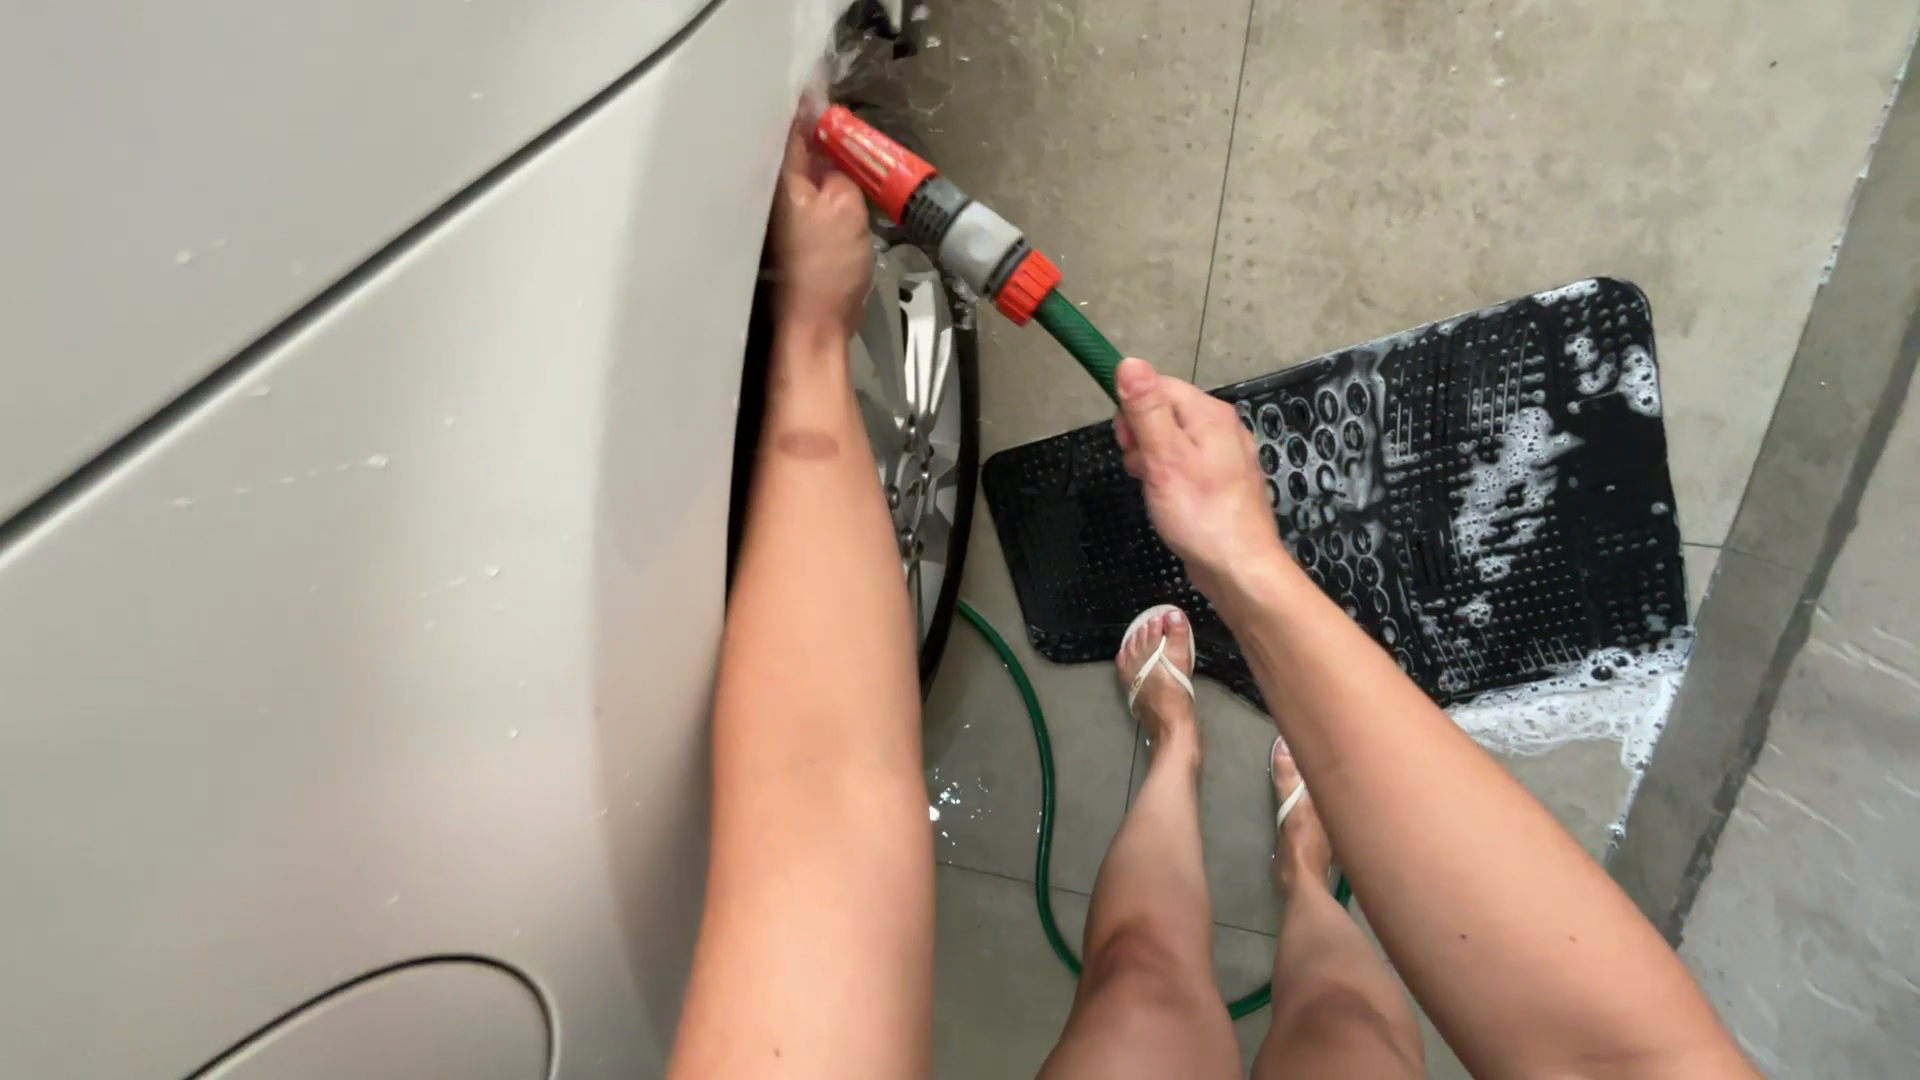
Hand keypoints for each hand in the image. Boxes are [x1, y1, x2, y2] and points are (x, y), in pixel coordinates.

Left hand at [772, 127, 873, 340]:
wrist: (818, 324)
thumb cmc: (829, 268)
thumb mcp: (847, 206)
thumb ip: (842, 169)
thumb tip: (836, 154)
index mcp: (780, 178)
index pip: (791, 124)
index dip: (813, 106)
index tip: (835, 98)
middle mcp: (774, 193)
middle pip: (798, 150)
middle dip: (825, 139)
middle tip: (855, 137)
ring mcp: (783, 218)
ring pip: (808, 177)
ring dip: (829, 168)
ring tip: (856, 163)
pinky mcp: (796, 239)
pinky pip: (813, 202)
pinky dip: (829, 194)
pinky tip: (847, 196)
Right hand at [1113, 358, 1289, 596]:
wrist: (1238, 567)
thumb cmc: (1199, 513)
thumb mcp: (1164, 457)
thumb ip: (1146, 410)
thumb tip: (1129, 362)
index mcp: (1209, 414)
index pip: (1157, 386)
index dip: (1132, 411)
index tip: (1127, 444)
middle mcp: (1221, 426)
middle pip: (1163, 411)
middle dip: (1141, 438)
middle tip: (1144, 471)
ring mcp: (1223, 454)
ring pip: (1170, 440)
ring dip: (1152, 461)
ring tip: (1156, 490)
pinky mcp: (1220, 480)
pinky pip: (1183, 463)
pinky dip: (1167, 477)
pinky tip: (1168, 499)